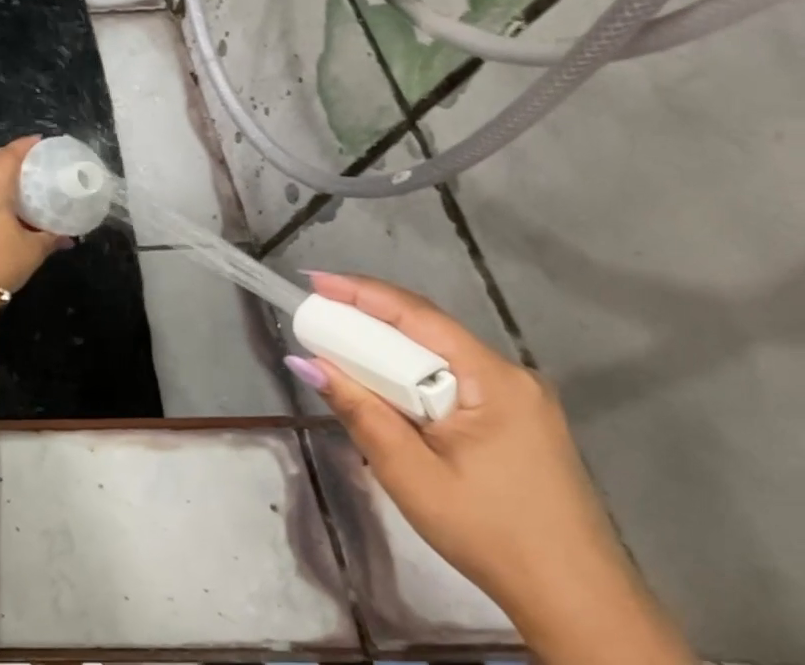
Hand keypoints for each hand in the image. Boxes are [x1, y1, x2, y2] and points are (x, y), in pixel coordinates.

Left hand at [0, 137, 68, 293]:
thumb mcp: (34, 249)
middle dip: (8, 153)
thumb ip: (52, 238)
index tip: (39, 141)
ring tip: (18, 173)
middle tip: (29, 155)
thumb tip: (69, 238)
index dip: (22, 146)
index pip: (7, 158)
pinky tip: (4, 196)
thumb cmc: (2, 262)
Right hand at [289, 273, 642, 623]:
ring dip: (387, 357)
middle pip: (428, 334)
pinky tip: (384, 396)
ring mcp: (520, 403)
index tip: (312, 281)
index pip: (417, 317)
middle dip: (367, 324)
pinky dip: (410, 382)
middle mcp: (512, 379)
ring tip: (337, 357)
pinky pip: (453, 384)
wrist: (576, 601)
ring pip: (439, 360)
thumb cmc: (488, 532)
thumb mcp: (409, 472)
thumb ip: (359, 411)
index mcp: (494, 381)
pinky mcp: (518, 426)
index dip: (361, 293)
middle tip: (313, 321)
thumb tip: (306, 362)